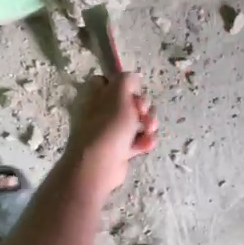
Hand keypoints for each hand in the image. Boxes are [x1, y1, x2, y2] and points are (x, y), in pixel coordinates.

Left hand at [62, 73, 157, 195]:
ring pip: (135, 121)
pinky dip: (144, 141)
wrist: (99, 165)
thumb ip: (127, 79)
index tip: (135, 90)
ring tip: (149, 129)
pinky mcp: (119, 149)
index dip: (124, 84)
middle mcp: (100, 111)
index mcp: (94, 95)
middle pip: (128, 101)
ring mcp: (109, 132)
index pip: (108, 81)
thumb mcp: (119, 92)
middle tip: (142, 113)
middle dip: (142, 105)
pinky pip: (137, 140)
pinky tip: (146, 143)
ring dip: (148, 123)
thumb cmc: (108, 124)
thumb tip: (132, 79)